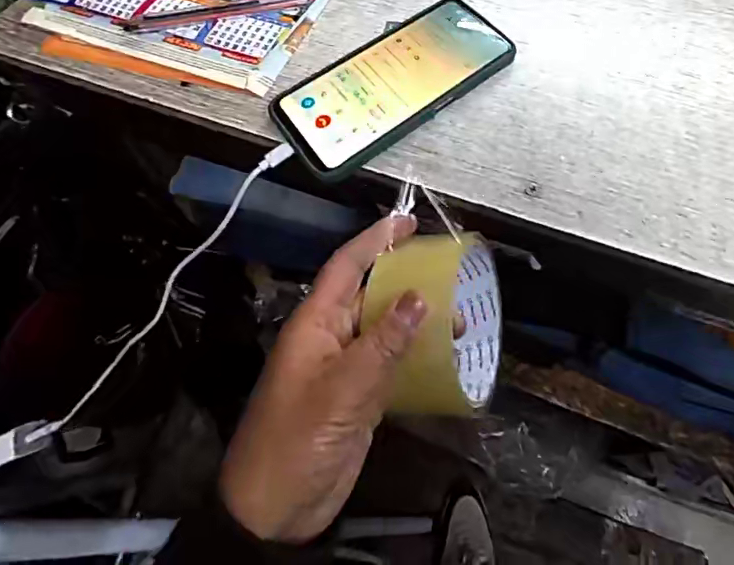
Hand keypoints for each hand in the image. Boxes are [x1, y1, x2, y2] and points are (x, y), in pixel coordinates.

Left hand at [219, 215, 425, 542]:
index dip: (376, 240)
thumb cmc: (297, 442)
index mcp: (316, 325)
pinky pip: (393, 358)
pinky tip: (444, 351)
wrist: (275, 513)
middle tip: (448, 267)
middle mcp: (332, 337)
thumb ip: (383, 342)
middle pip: (372, 293)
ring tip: (458, 315)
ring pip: (387, 326)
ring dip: (419, 317)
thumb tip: (420, 297)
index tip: (408, 220)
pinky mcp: (360, 393)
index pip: (347, 267)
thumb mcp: (342, 389)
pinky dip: (417, 350)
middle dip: (408, 277)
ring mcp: (346, 366)